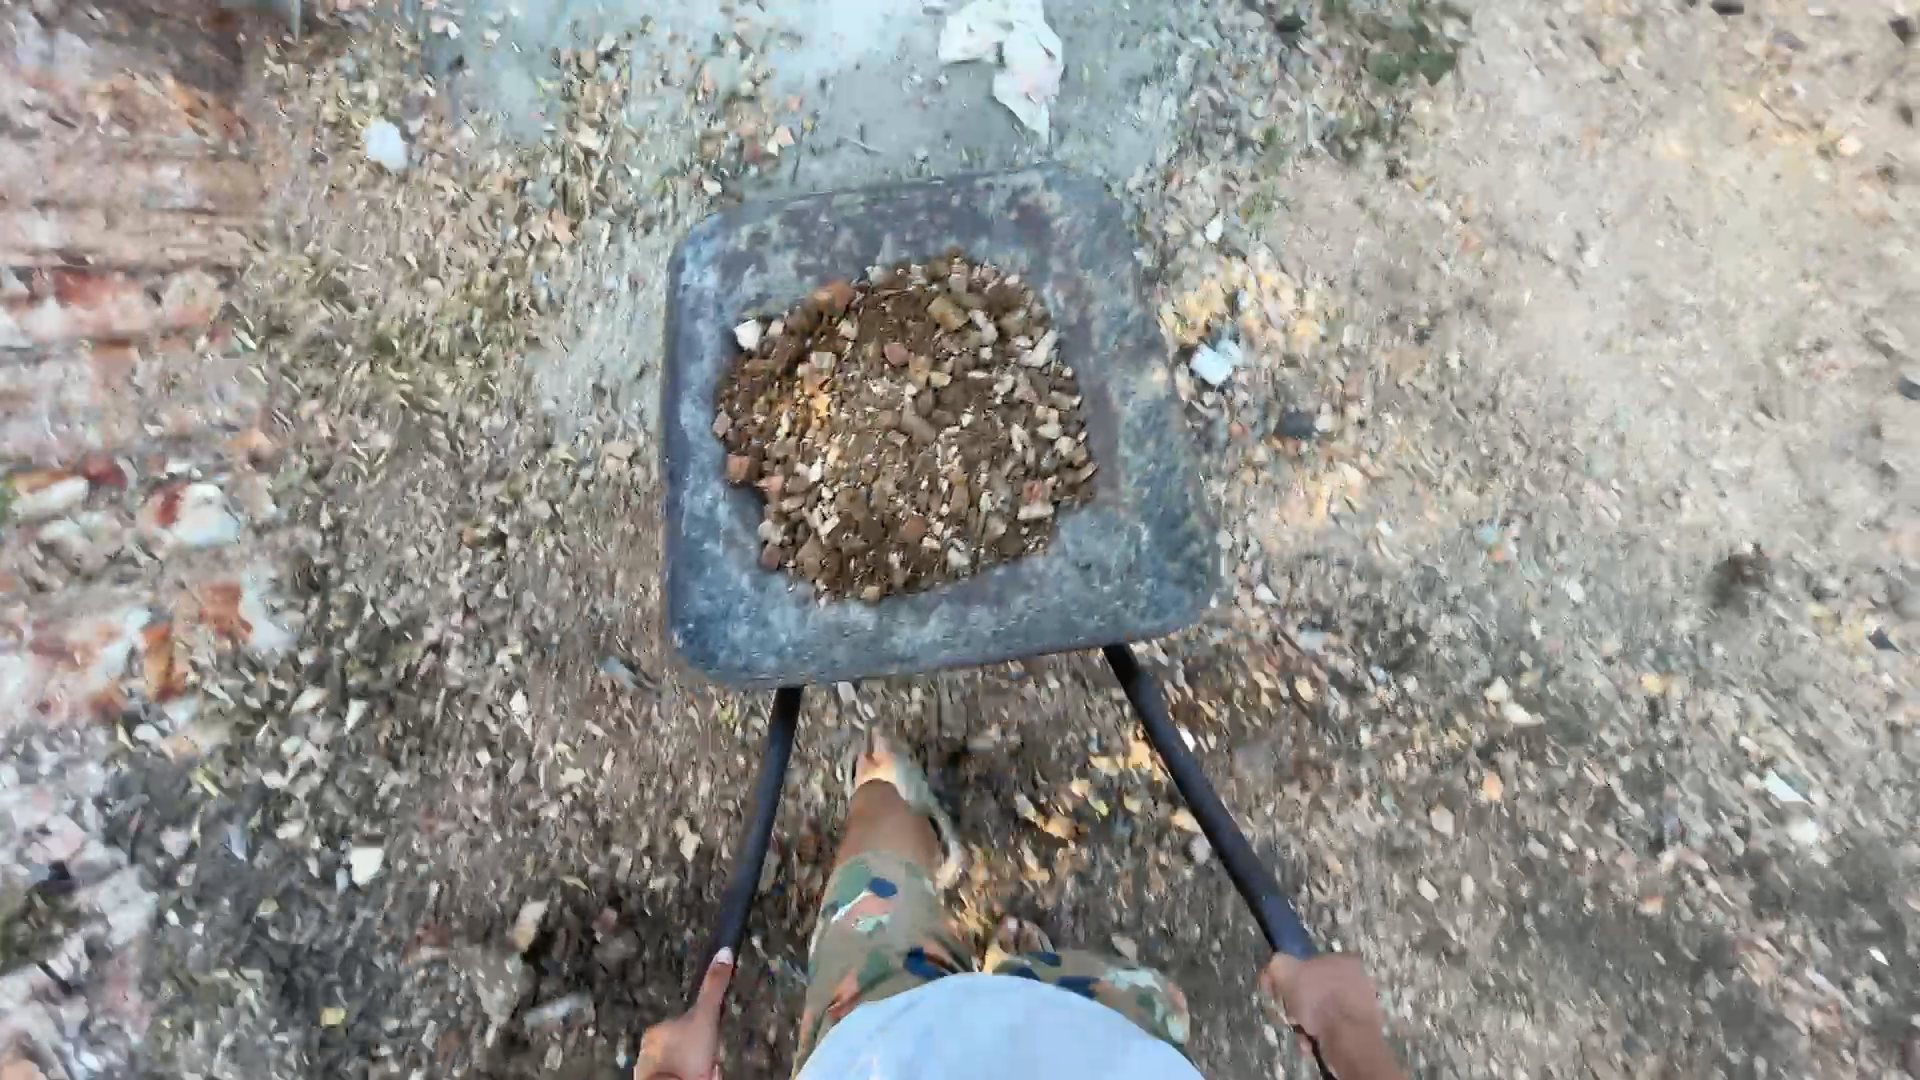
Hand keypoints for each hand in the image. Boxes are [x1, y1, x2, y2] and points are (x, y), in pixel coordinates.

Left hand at [636, 948, 733, 1079]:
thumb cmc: (687, 1054)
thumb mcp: (706, 1015)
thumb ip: (714, 986)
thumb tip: (725, 951)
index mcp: (657, 1030)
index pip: (683, 1023)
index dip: (701, 1030)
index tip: (710, 1038)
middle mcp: (647, 1050)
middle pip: (681, 1043)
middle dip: (697, 1049)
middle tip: (709, 1058)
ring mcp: (649, 1072)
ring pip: (679, 1063)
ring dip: (693, 1066)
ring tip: (705, 1072)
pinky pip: (677, 1077)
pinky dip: (687, 1077)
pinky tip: (697, 1078)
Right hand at [1260, 954, 1402, 1079]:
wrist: (1347, 1040)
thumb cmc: (1317, 998)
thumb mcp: (1284, 969)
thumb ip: (1275, 965)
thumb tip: (1273, 972)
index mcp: (1345, 961)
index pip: (1312, 962)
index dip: (1293, 976)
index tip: (1282, 989)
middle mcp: (1358, 982)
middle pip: (1315, 991)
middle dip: (1298, 1005)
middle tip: (1289, 1013)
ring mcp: (1362, 1010)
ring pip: (1322, 1013)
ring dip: (1305, 1023)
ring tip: (1299, 1031)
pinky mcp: (1362, 1035)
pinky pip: (1332, 1032)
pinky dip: (1318, 1038)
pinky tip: (1310, 1043)